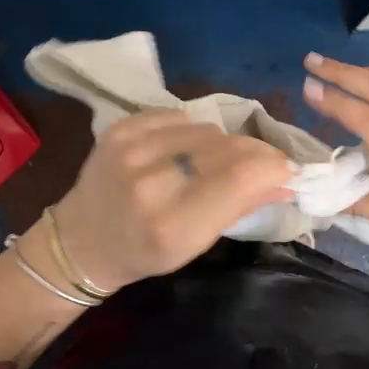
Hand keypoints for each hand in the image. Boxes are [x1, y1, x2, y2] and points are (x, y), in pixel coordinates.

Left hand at [48, 111, 294, 290]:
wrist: (80, 240)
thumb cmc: (144, 252)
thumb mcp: (194, 244)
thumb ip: (240, 207)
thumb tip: (288, 180)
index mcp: (172, 225)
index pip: (240, 177)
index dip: (273, 166)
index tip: (288, 170)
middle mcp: (151, 183)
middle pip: (228, 147)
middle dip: (257, 153)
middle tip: (267, 162)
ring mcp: (131, 150)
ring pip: (207, 128)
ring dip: (223, 143)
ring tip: (218, 160)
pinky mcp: (120, 128)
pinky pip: (178, 116)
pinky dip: (192, 130)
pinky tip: (186, 148)